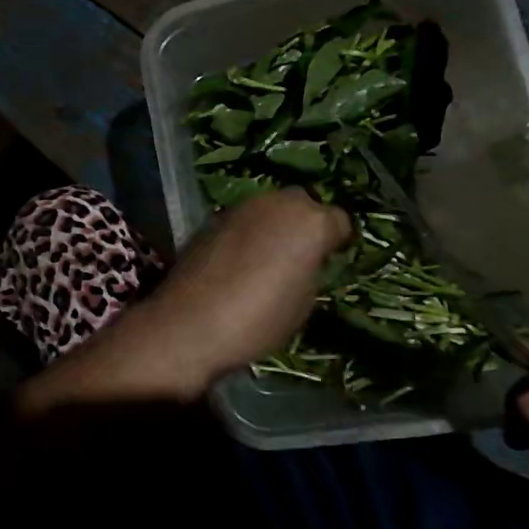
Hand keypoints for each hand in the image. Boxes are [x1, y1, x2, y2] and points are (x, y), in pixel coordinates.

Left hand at [17, 188, 349, 413]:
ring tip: (270, 258)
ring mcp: (240, 207)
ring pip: (270, 208)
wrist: (188, 324)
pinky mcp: (211, 219)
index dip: (336, 242)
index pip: (339, 221)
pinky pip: (242, 221)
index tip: (331, 261)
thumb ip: (310, 270)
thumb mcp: (303, 302)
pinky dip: (247, 233)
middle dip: (305, 225)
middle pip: (302, 205)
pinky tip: (239, 260)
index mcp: (310, 221)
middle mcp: (276, 203)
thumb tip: (304, 260)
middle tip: (301, 257)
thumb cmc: (258, 320)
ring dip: (274, 226)